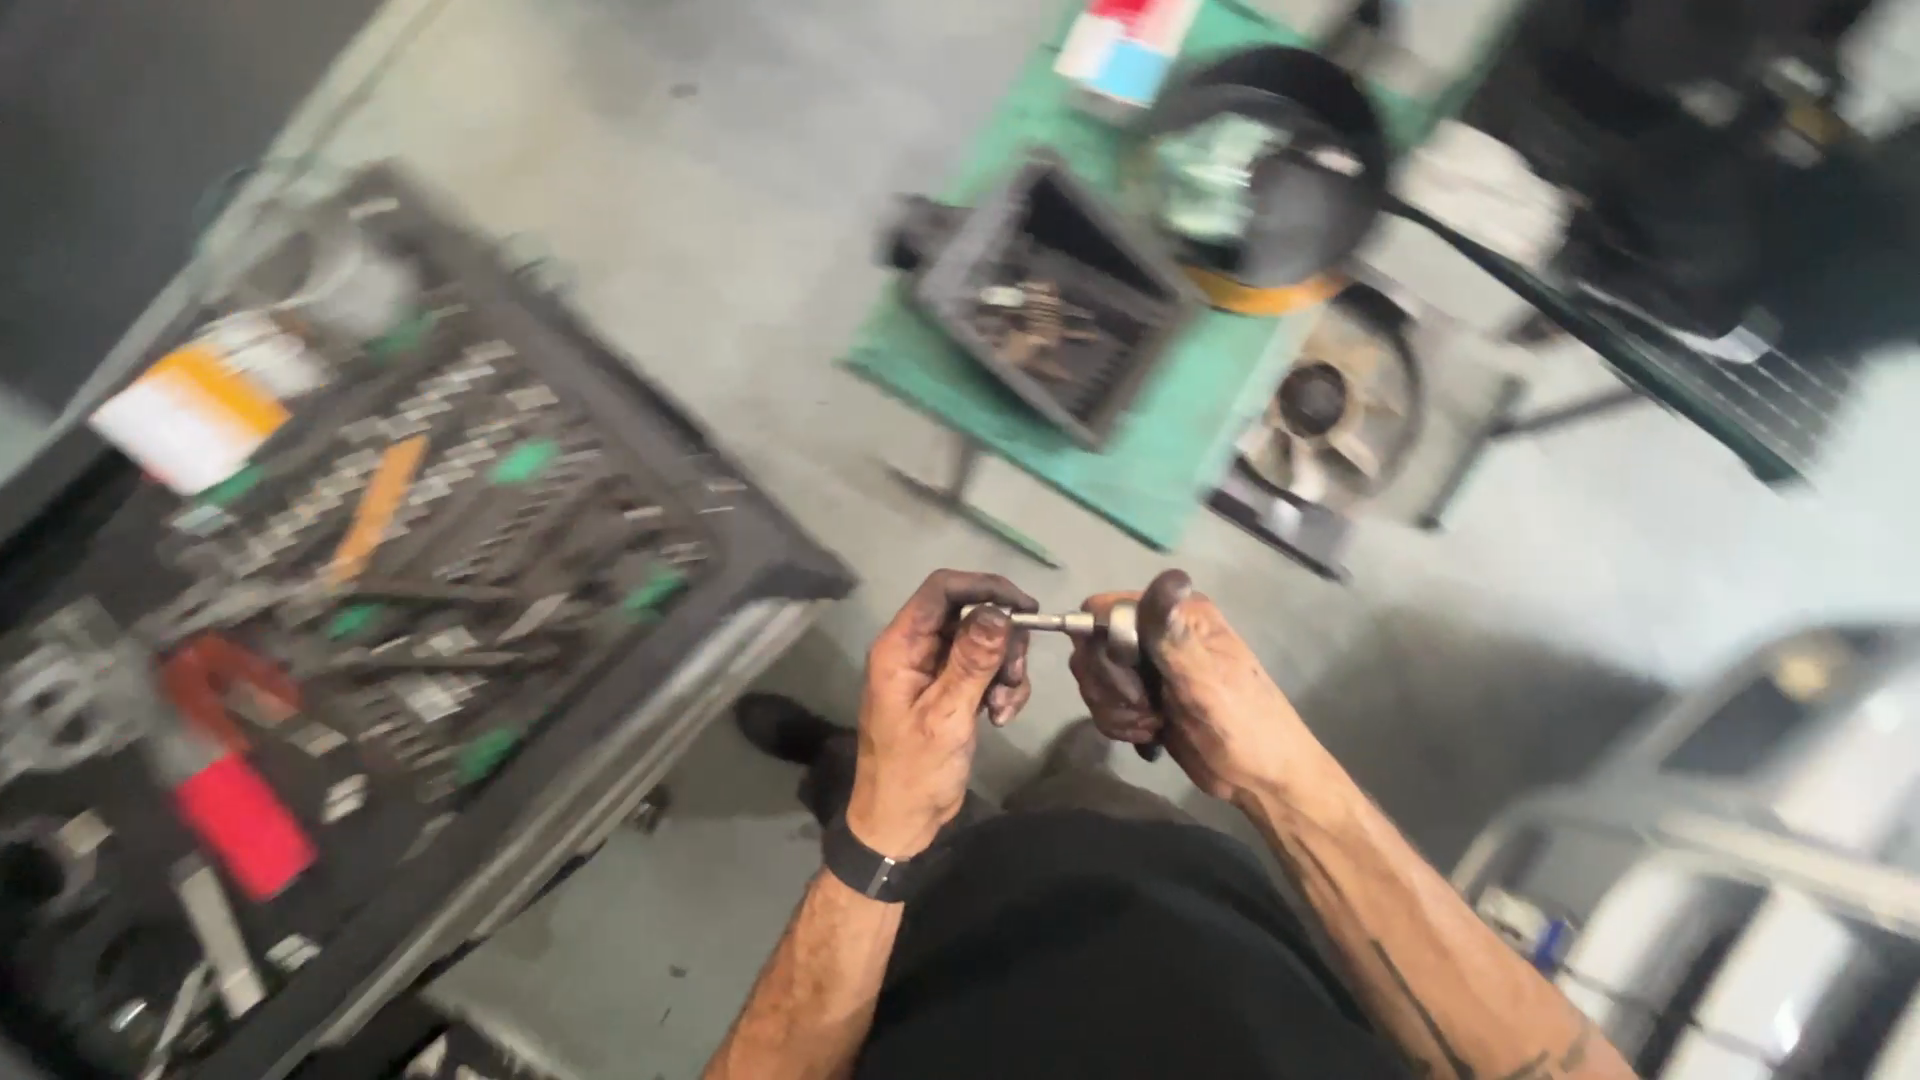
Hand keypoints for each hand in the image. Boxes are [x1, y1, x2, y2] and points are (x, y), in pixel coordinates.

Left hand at [849, 570, 1036, 856]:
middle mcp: (916, 648)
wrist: (902, 821)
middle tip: (1014, 676)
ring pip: (984, 642)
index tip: (1026, 608)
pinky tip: (1000, 717)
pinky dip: (1002, 687)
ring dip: (1005, 670)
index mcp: (901, 646)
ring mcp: (935, 668)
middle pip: (970, 614)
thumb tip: (999, 611)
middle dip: (1002, 642)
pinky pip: (986, 669)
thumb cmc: (913, 771)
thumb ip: (972, 661)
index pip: (942, 589)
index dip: (985, 587)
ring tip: (1004, 707)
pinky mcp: (951, 688)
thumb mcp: (946, 716)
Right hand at [1070, 570, 1313, 805]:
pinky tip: (1148, 735)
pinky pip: (1101, 701)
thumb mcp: (1206, 680)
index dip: (1104, 645)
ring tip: (1151, 724)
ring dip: (1112, 707)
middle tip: (1144, 707)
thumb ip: (1172, 634)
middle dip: (1108, 684)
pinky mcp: (1140, 696)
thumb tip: (1170, 575)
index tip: (1131, 678)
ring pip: (1092, 676)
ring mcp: (1147, 665)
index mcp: (1177, 613)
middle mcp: (1157, 631)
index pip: (1105, 610)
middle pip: (1091, 645)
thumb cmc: (1244, 725)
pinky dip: (1116, 722)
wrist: (1261, 778)